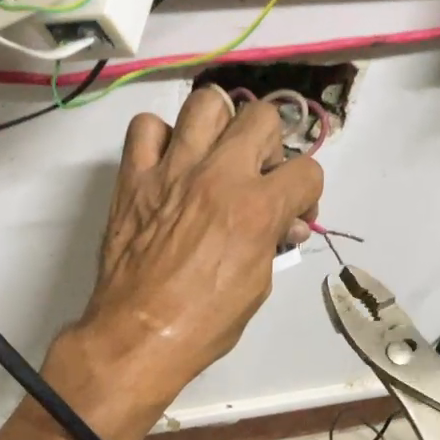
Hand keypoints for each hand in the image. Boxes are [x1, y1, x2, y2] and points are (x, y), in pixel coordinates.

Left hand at [61, 87, 323, 411]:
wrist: (138, 336)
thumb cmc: (203, 324)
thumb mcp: (256, 287)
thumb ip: (272, 242)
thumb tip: (283, 223)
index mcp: (256, 208)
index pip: (306, 171)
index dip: (306, 193)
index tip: (293, 213)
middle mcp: (217, 175)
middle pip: (261, 117)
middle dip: (269, 146)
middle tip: (256, 177)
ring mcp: (171, 170)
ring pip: (206, 104)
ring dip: (219, 126)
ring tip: (214, 156)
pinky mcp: (133, 177)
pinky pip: (145, 127)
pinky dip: (159, 138)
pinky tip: (166, 164)